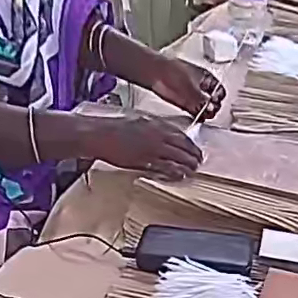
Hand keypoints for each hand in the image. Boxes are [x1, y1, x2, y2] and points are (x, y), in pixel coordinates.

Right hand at [81, 114, 202, 180]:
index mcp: (155, 124)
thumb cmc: (113, 129)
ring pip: (178, 157)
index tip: (194, 149)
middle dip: (193, 154)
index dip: (190, 143)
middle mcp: (157, 135)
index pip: (179, 134)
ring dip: (188, 164)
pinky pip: (166, 167)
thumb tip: (161, 136)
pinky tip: (181, 175)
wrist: (100, 134)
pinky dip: (176, 171)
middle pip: (183, 146)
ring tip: (193, 169)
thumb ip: (151, 129)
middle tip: (198, 161)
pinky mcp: (146, 160)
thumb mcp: (137, 122)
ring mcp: (152, 148)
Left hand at [146, 56, 225, 120]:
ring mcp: (192, 93)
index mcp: (206, 77)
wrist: (155, 73)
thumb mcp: (191, 89)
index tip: (217, 105)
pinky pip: (194, 110)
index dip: (219, 99)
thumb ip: (203, 101)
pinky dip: (196, 114)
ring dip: (204, 112)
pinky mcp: (184, 101)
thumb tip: (212, 109)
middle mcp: (201, 86)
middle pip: (213, 100)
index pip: (220, 90)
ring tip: (202, 116)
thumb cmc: (171, 73)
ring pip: (204, 106)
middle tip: (210, 113)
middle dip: (212, 107)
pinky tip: (195, 117)